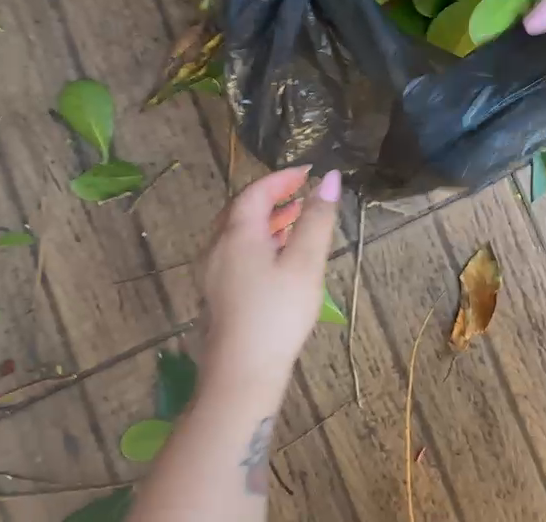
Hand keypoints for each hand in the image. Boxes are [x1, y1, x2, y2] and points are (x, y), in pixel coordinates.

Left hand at [198, 167, 341, 396]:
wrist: (241, 374)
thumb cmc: (277, 313)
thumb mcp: (306, 262)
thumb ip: (317, 218)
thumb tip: (331, 177)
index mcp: (237, 235)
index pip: (255, 192)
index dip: (282, 178)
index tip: (309, 172)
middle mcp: (218, 249)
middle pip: (241, 210)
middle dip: (272, 195)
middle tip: (302, 190)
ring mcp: (214, 273)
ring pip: (237, 232)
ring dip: (266, 218)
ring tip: (297, 217)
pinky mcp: (218, 294)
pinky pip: (237, 251)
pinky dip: (259, 239)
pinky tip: (280, 254)